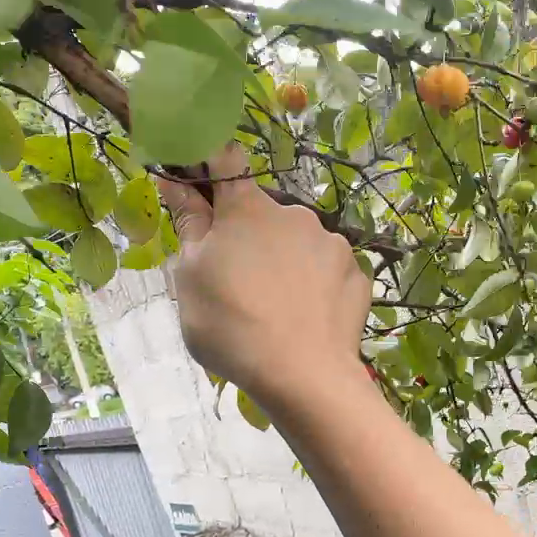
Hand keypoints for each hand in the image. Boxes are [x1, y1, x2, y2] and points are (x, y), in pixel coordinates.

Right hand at [157, 145, 371, 413]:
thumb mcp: (190, 279)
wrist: (304, 377)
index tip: (204, 189)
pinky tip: (310, 318)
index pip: (225, 159)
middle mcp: (296, 214)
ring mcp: (333, 245)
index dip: (211, 165)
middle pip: (267, 214)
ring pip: (302, 244)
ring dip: (289, 262)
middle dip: (253, 237)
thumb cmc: (232, 326)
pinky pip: (331, 272)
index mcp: (248, 208)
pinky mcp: (359, 276)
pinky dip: (319, 287)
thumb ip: (189, 226)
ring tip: (281, 309)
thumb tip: (177, 183)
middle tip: (242, 283)